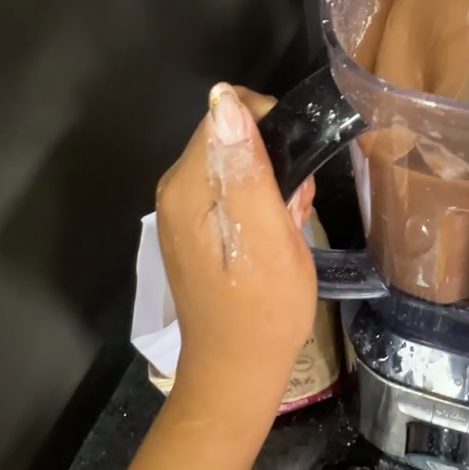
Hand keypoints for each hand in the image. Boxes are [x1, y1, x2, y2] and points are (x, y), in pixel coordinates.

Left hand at [154, 84, 317, 412]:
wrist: (239, 371)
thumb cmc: (264, 308)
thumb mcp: (268, 236)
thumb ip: (247, 166)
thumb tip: (225, 98)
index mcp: (188, 187)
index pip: (226, 113)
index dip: (270, 129)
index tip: (293, 173)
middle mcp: (175, 190)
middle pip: (229, 135)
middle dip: (272, 158)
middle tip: (293, 207)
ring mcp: (181, 210)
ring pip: (236, 160)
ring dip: (271, 181)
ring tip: (287, 224)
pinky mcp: (193, 226)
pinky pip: (231, 186)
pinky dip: (260, 200)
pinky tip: (274, 234)